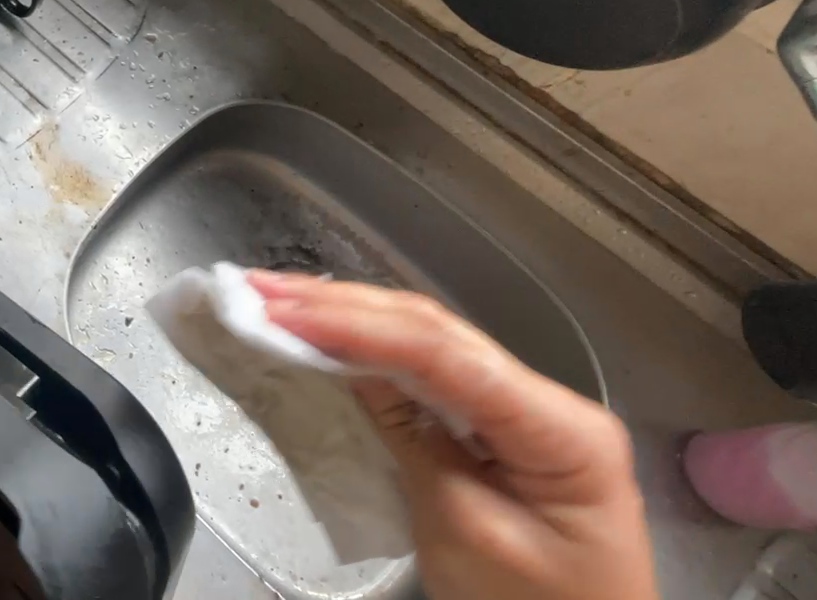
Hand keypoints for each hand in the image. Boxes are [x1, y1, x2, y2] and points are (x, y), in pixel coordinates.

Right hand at [251, 270, 658, 599]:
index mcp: (557, 427)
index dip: (356, 326)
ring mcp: (512, 396)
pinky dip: (359, 334)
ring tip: (270, 291)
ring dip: (341, 308)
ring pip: (418, 330)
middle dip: (338, 303)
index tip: (281, 313)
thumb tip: (343, 362)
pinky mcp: (483, 408)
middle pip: (427, 327)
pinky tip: (316, 319)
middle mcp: (540, 394)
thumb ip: (411, 436)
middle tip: (258, 287)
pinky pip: (416, 356)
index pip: (441, 353)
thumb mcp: (463, 529)